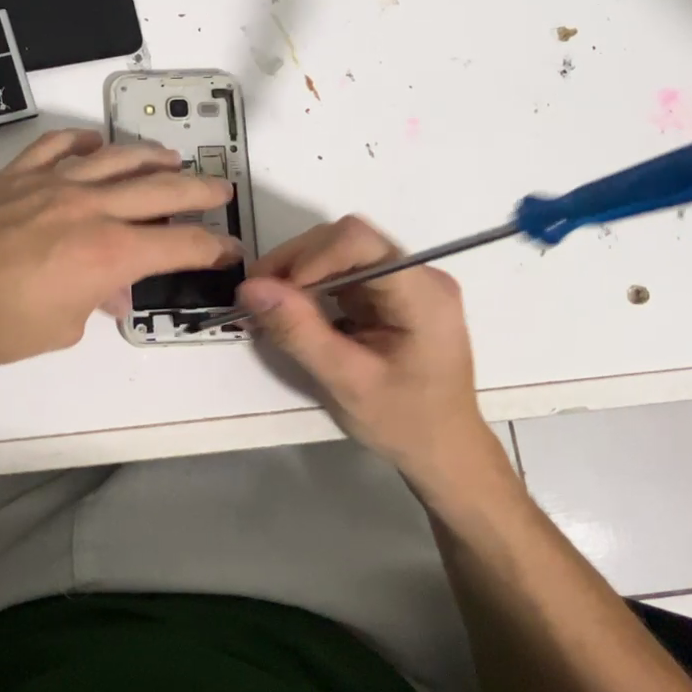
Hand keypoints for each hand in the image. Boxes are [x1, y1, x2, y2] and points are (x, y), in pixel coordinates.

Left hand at [0, 129, 241, 372]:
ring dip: (149, 156)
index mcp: (108, 252)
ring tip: (170, 157)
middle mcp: (89, 208)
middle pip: (159, 189)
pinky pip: (57, 145)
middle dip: (197, 191)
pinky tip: (94, 142)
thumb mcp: (61, 327)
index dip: (210, 248)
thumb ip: (94, 302)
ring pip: (114, 158)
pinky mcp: (16, 174)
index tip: (227, 250)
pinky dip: (81, 140)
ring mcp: (51, 183)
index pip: (178, 245)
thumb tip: (111, 292)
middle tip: (219, 190)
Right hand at [236, 216, 494, 482]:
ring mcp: (403, 281)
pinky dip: (309, 285)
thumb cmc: (404, 422)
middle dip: (295, 264)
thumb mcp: (346, 382)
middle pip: (344, 240)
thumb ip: (299, 332)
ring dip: (296, 273)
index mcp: (421, 293)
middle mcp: (417, 274)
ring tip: (270, 310)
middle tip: (258, 302)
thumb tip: (248, 287)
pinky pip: (340, 271)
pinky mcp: (387, 293)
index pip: (360, 242)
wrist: (443, 450)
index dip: (311, 256)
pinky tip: (293, 314)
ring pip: (337, 251)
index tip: (275, 291)